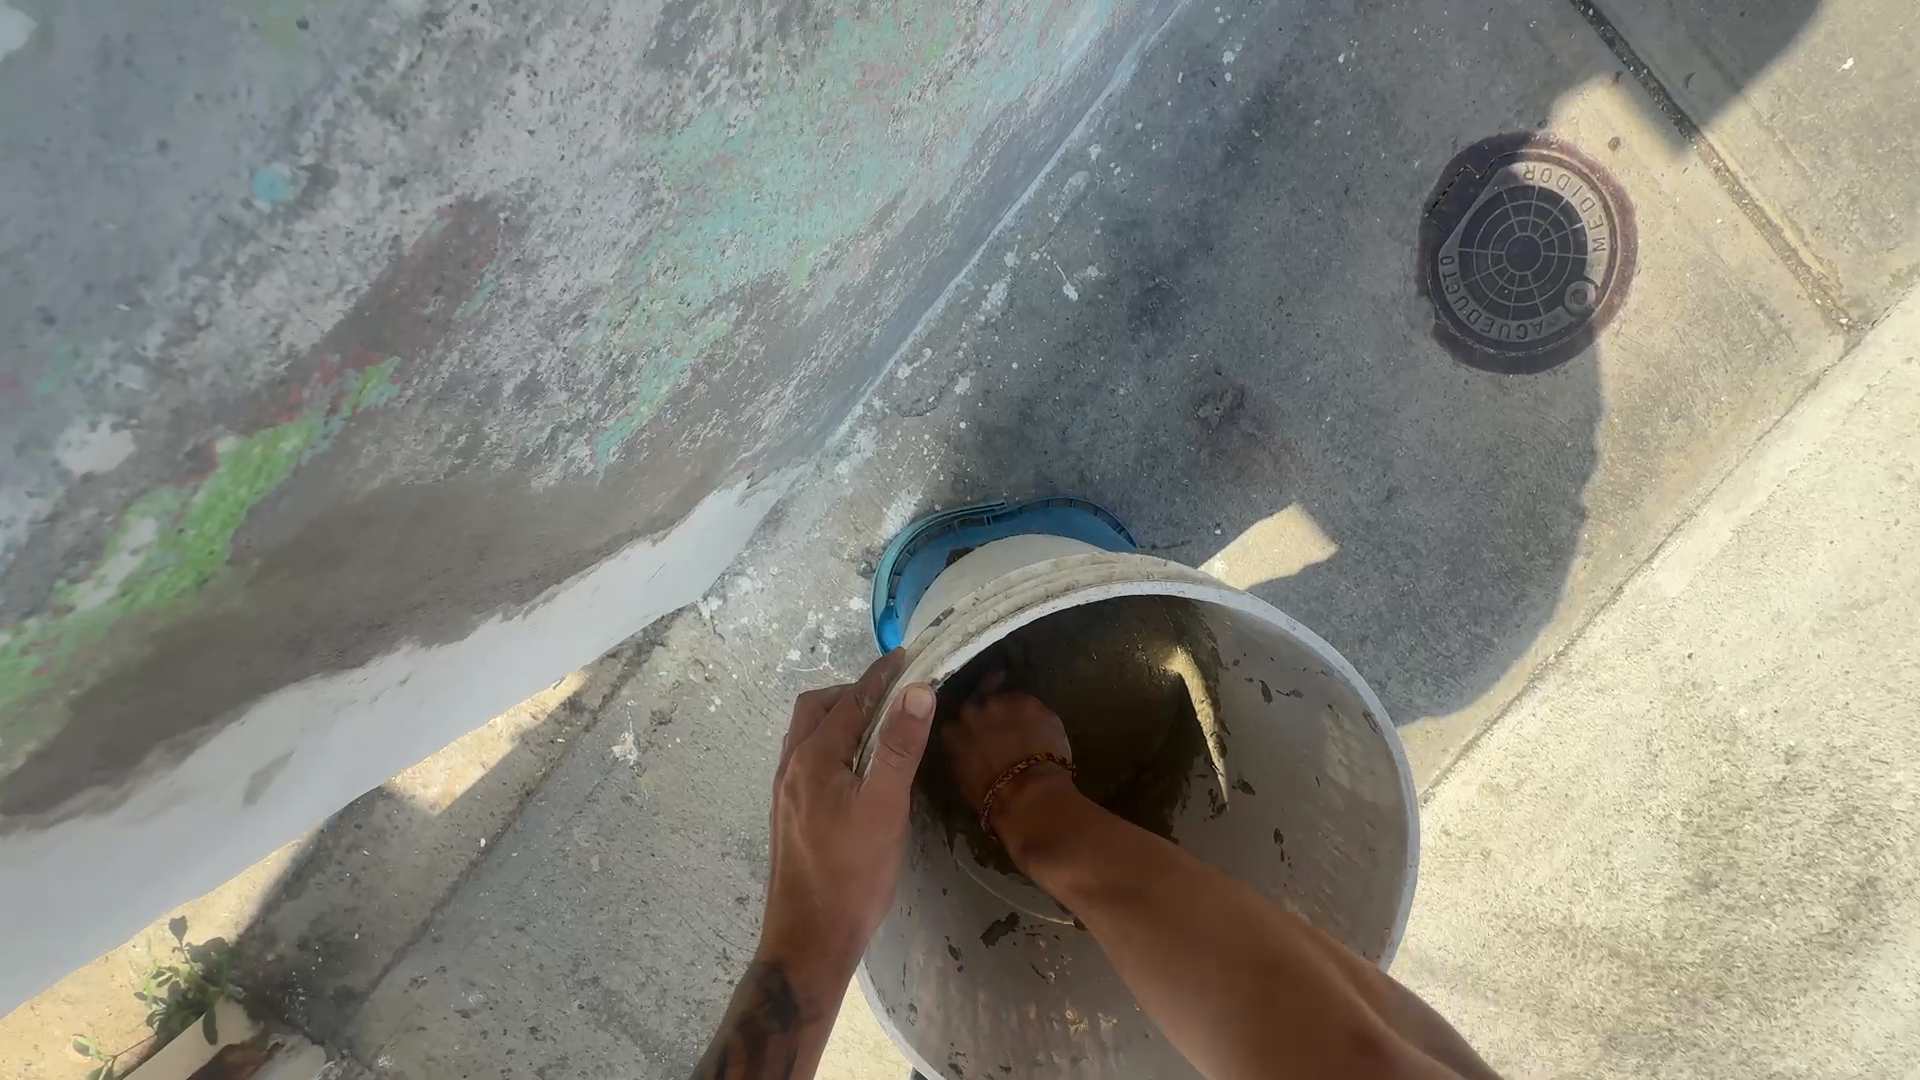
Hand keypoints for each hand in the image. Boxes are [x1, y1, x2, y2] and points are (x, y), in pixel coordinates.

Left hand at [758, 651, 936, 988]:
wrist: (809, 941)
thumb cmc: (852, 873)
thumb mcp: (885, 806)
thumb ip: (900, 746)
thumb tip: (917, 690)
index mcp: (813, 757)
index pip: (850, 700)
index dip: (880, 676)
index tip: (907, 657)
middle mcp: (792, 766)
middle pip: (817, 708)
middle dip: (854, 692)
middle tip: (893, 697)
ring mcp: (787, 791)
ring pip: (809, 733)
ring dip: (841, 717)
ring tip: (880, 727)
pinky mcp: (790, 813)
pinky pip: (809, 758)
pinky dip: (834, 743)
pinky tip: (857, 767)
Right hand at [940, 688, 1074, 831]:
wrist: (1028, 793)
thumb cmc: (993, 796)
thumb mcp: (965, 776)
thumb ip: (964, 752)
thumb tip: (971, 747)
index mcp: (955, 731)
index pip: (958, 723)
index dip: (971, 729)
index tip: (980, 737)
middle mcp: (976, 709)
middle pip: (983, 704)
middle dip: (992, 715)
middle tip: (1006, 731)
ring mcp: (1003, 702)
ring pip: (1010, 702)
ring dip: (1016, 714)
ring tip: (1029, 733)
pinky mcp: (1031, 702)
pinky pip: (1033, 708)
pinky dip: (1038, 719)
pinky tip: (1045, 735)